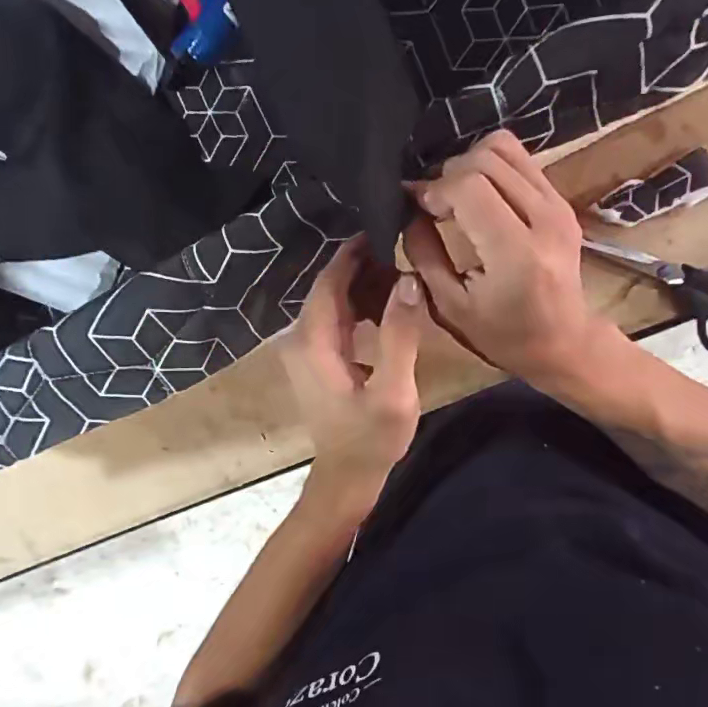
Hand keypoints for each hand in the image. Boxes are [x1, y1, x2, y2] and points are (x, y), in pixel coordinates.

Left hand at [280, 236, 424, 492]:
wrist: (348, 476)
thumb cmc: (372, 438)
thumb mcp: (393, 389)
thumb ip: (399, 334)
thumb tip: (407, 280)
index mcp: (313, 341)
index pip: (329, 281)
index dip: (353, 253)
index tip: (383, 230)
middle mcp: (300, 339)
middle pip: (329, 287)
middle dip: (362, 266)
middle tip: (402, 250)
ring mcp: (305, 350)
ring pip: (333, 302)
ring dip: (363, 285)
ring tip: (401, 273)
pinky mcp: (317, 360)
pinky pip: (337, 319)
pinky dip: (360, 306)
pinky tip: (388, 305)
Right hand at [403, 130, 620, 386]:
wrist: (564, 340)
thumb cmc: (503, 335)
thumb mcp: (450, 306)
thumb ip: (423, 253)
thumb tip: (408, 208)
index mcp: (517, 254)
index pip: (469, 187)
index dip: (434, 190)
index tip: (418, 208)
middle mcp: (544, 220)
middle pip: (485, 160)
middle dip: (448, 175)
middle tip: (434, 205)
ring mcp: (558, 205)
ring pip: (503, 147)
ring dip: (470, 164)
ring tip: (457, 196)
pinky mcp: (562, 200)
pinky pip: (520, 159)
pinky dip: (491, 166)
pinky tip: (479, 195)